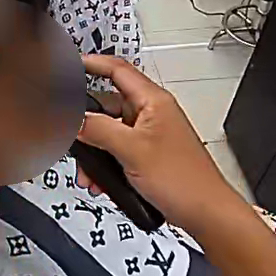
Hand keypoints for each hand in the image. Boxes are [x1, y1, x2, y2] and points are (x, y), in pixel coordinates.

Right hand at [77, 55, 246, 230]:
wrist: (204, 212)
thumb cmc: (184, 180)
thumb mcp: (132, 150)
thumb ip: (98, 130)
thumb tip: (74, 119)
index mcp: (154, 102)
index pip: (118, 70)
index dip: (92, 64)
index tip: (70, 65)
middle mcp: (154, 114)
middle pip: (109, 105)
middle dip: (86, 123)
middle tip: (70, 135)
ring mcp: (151, 136)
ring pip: (111, 132)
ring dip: (95, 150)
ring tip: (89, 170)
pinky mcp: (150, 156)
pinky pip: (119, 151)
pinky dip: (106, 164)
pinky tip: (102, 181)